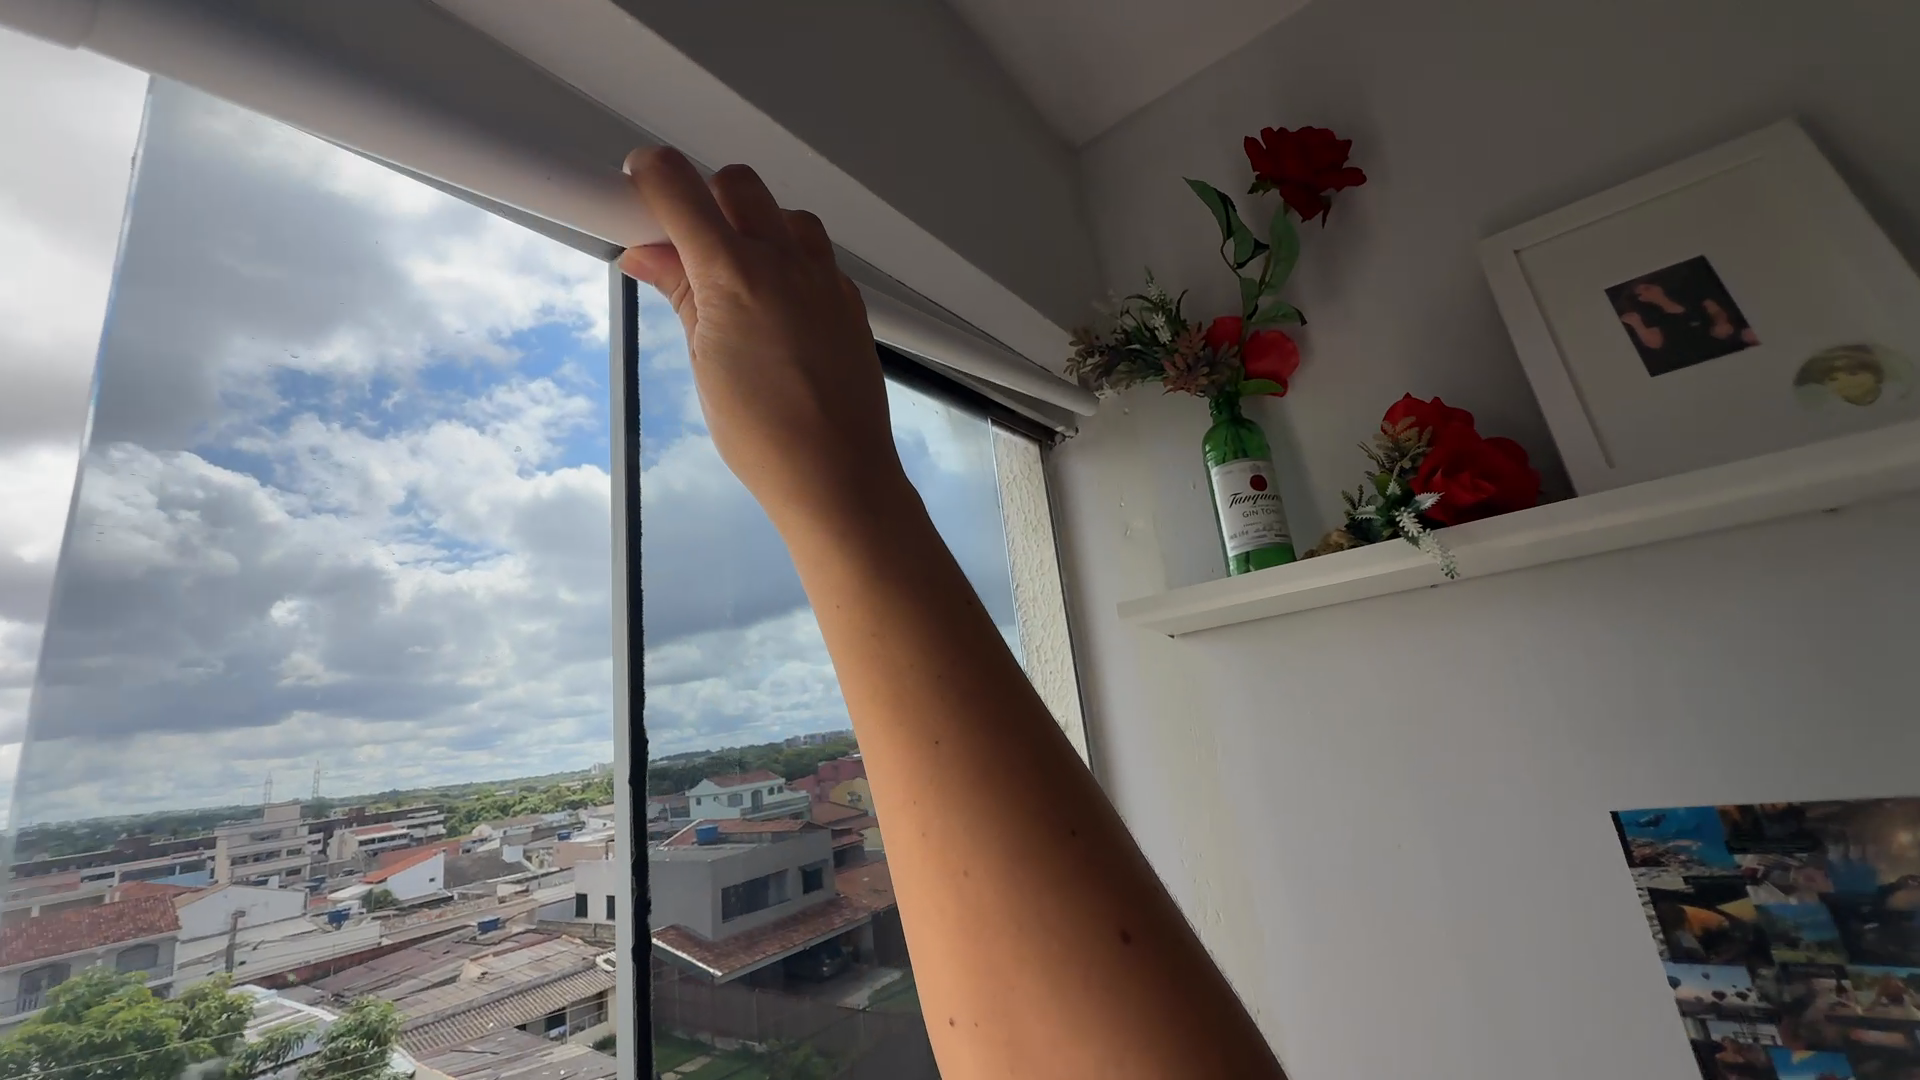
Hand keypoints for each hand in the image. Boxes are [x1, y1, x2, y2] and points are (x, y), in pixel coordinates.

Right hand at [618, 148, 905, 528]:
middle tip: (689, 244)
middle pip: (738, 183)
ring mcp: (826, 281)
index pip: (678, 187)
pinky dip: (794, 261)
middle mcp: (786, 264)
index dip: (649, 175)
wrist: (838, 473)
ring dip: (758, 225)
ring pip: (788, 215)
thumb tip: (651, 258)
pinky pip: (820, 256)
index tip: (637, 186)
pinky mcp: (851, 303)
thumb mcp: (705, 363)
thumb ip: (681, 296)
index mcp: (733, 274)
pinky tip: (781, 303)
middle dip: (706, 198)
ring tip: (740, 276)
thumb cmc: (768, 436)